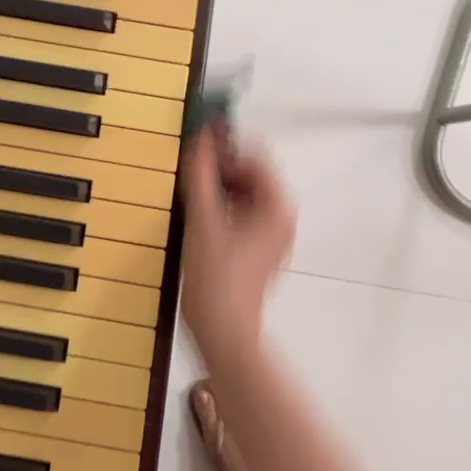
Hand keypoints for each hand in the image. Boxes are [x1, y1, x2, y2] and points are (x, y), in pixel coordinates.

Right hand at [179, 125, 293, 362]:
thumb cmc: (216, 276)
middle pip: (251, 176)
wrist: (222, 331)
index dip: (228, 145)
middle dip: (222, 166)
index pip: (256, 159)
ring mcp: (269, 237)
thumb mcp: (203, 218)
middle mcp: (279, 219)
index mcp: (276, 208)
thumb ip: (201, 174)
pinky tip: (197, 212)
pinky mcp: (254, 251)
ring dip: (218, 186)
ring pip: (243, 195)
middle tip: (192, 165)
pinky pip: (239, 214)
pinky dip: (219, 206)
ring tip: (190, 189)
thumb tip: (200, 139)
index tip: (200, 139)